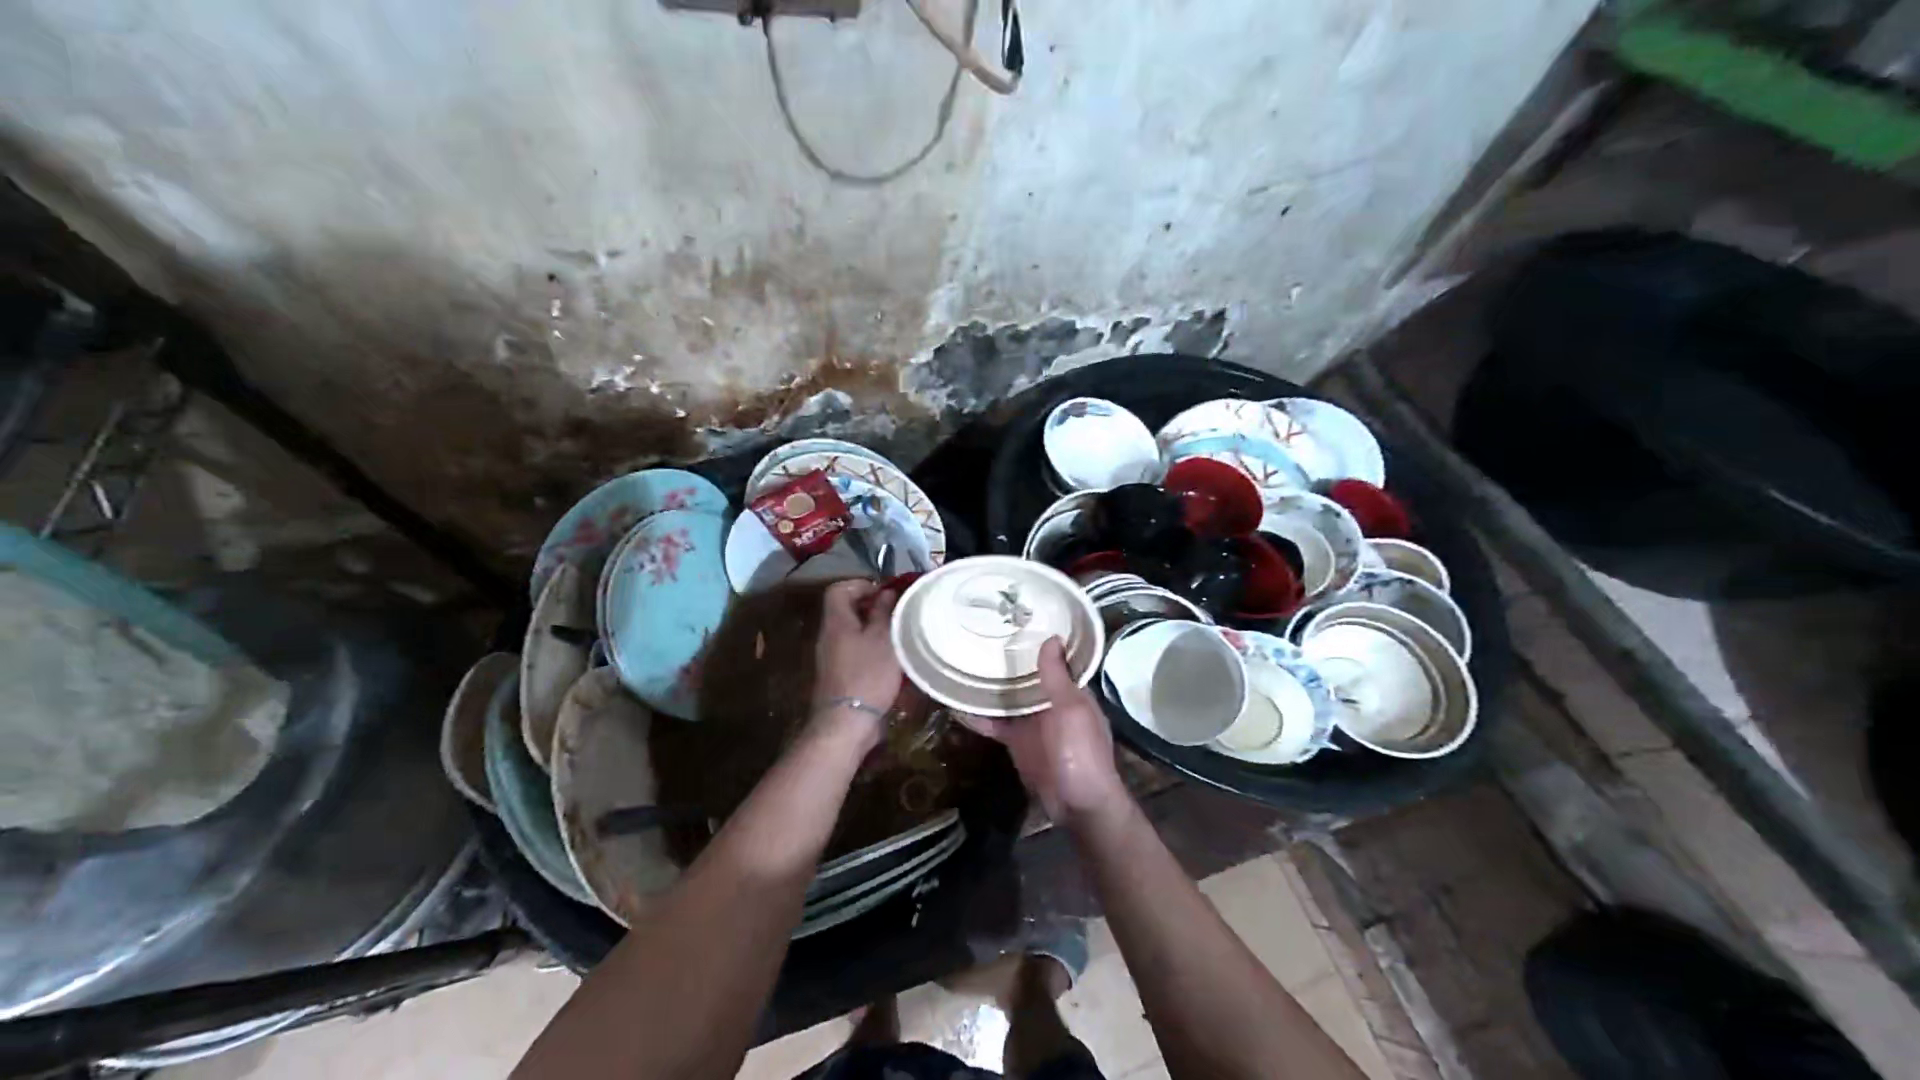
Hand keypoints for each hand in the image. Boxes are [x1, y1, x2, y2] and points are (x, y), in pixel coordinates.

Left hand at [811, 579, 901, 746]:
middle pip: (845, 609)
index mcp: (836, 621)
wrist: (847, 723)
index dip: (861, 584)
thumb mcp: (884, 639)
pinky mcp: (839, 675)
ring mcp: (831, 657)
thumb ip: (885, 613)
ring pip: (851, 631)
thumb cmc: (868, 675)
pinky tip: (890, 658)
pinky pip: (853, 650)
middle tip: (896, 612)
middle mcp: (829, 635)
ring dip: (873, 628)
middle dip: (871, 606)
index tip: (885, 592)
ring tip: (898, 633)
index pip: (839, 589)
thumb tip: (886, 592)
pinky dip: (870, 647)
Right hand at [960, 638, 1126, 826]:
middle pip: (1027, 676)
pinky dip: (978, 715)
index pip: (1053, 659)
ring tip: (961, 660)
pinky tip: (956, 703)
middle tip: (977, 633)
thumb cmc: (1081, 754)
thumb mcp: (1071, 710)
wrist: (1078, 806)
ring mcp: (1033, 723)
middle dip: (1007, 659)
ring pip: (1009, 697)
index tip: (1014, 618)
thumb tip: (1051, 637)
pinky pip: (996, 723)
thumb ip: (1057, 677)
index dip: (1037, 641)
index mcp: (1071, 692)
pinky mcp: (1018, 742)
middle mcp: (1051, 702)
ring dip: (990, 684)